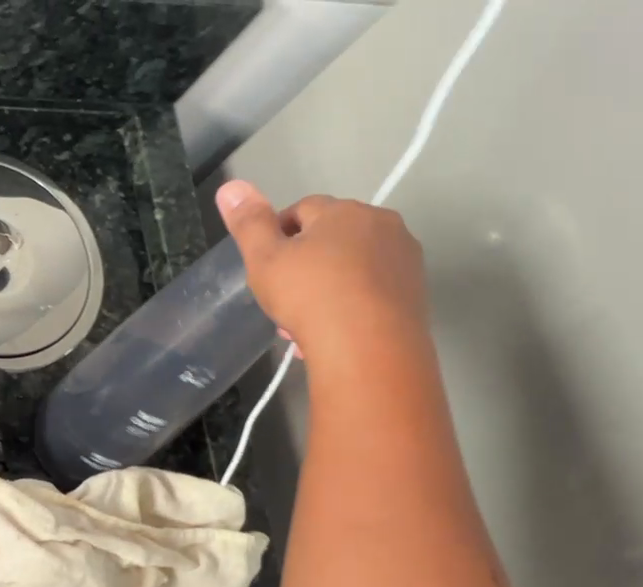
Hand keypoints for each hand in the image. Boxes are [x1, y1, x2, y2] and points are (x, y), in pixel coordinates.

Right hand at [216, 180, 430, 365]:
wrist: (367, 343)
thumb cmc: (309, 295)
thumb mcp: (264, 260)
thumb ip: (248, 224)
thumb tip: (230, 186)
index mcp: (341, 212)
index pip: (301, 209)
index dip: (276, 234)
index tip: (264, 265)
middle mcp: (380, 222)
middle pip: (330, 235)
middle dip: (304, 260)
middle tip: (282, 295)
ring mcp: (402, 254)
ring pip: (351, 262)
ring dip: (327, 281)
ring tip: (305, 318)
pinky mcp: (413, 286)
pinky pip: (371, 285)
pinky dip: (350, 300)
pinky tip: (332, 326)